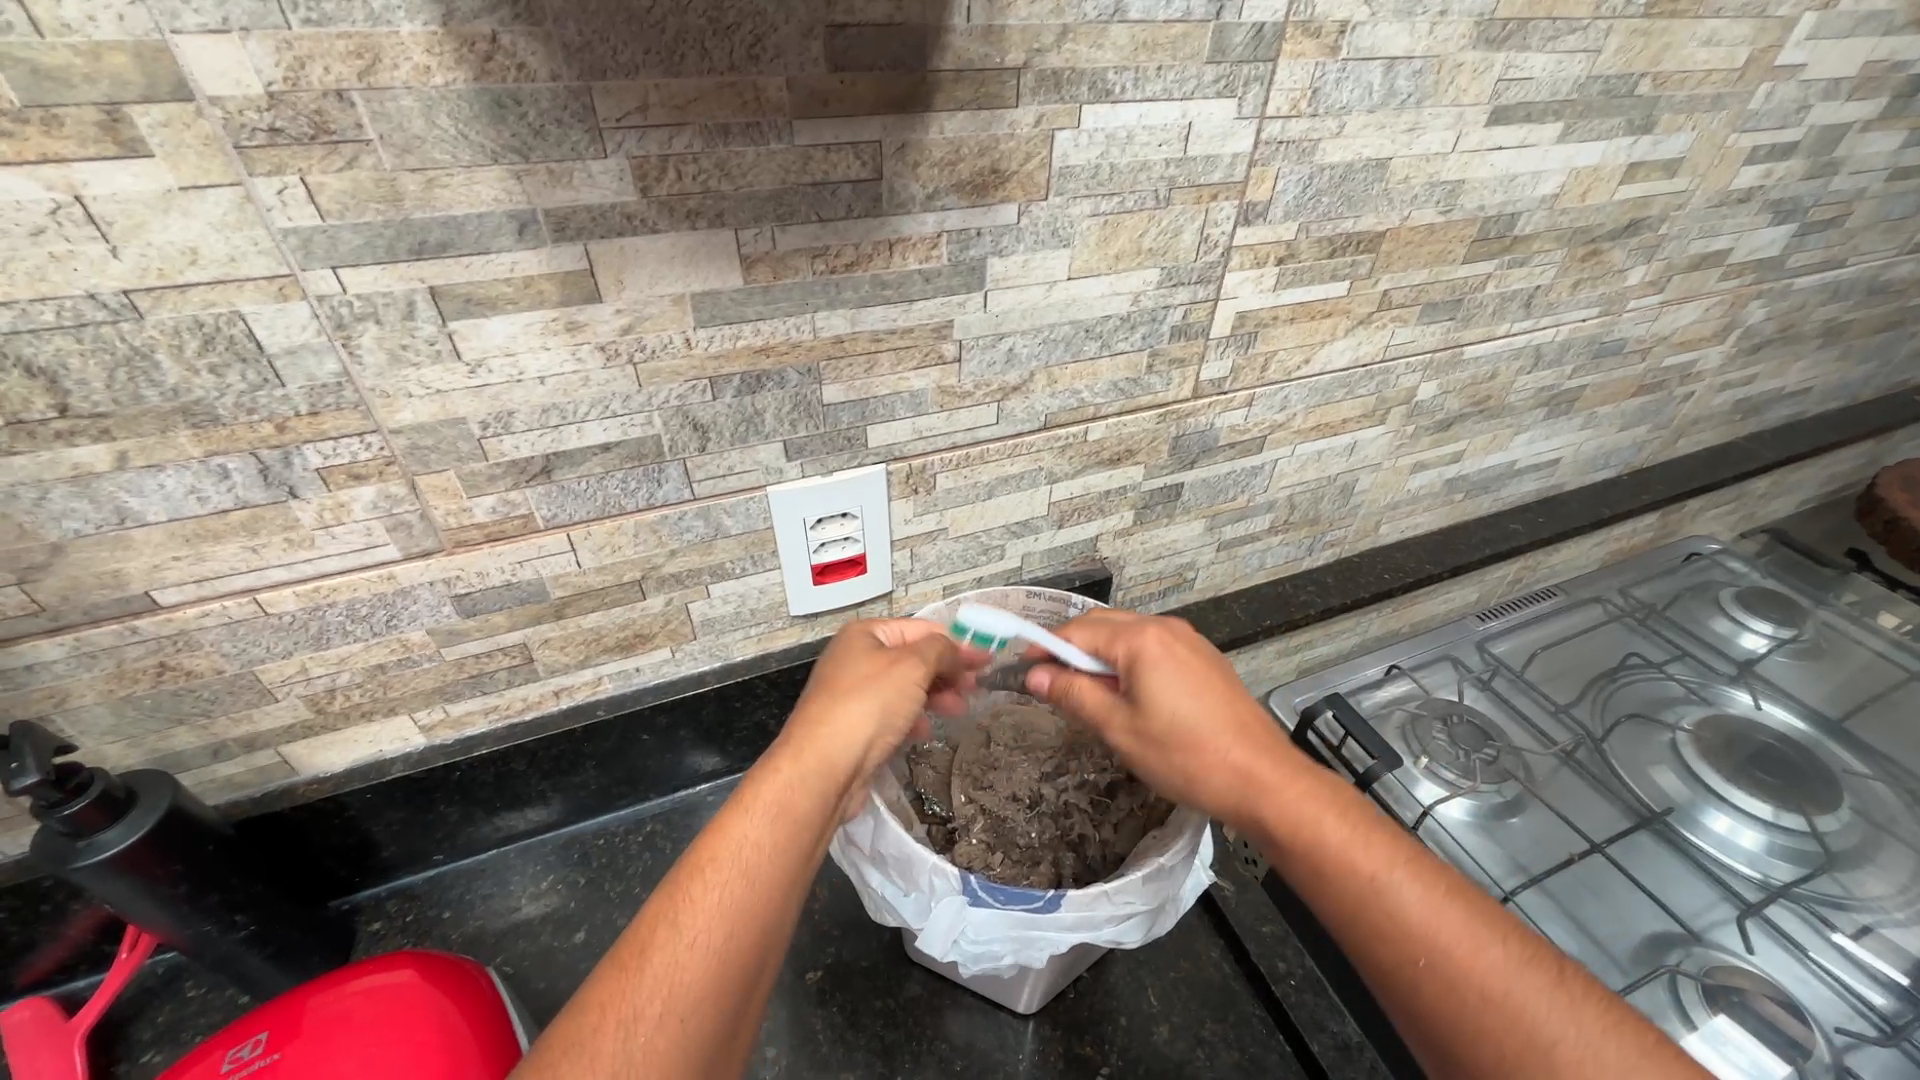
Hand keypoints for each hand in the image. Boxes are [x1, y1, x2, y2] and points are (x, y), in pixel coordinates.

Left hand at [782, 618, 986, 818]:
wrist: (824, 766)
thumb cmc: (869, 704)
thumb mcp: (912, 666)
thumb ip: (941, 650)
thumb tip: (955, 651)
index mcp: (866, 634)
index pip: (921, 629)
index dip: (956, 642)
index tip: (987, 660)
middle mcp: (855, 658)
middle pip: (913, 659)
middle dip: (946, 672)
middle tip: (975, 688)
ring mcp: (852, 694)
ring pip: (904, 688)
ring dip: (934, 696)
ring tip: (958, 710)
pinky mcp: (854, 726)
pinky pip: (891, 714)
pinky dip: (912, 718)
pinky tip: (924, 731)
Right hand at [1024, 610, 1302, 827]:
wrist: (1262, 779)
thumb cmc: (1186, 757)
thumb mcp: (1119, 729)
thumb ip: (1074, 695)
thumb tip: (1035, 676)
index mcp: (1141, 640)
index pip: (1076, 632)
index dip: (1044, 649)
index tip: (1023, 673)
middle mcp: (1166, 628)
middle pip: (1102, 626)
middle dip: (1071, 648)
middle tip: (1048, 684)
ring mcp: (1190, 642)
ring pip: (1129, 636)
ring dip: (1100, 656)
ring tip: (1085, 695)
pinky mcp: (1204, 660)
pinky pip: (1153, 648)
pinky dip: (1129, 662)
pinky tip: (1126, 696)